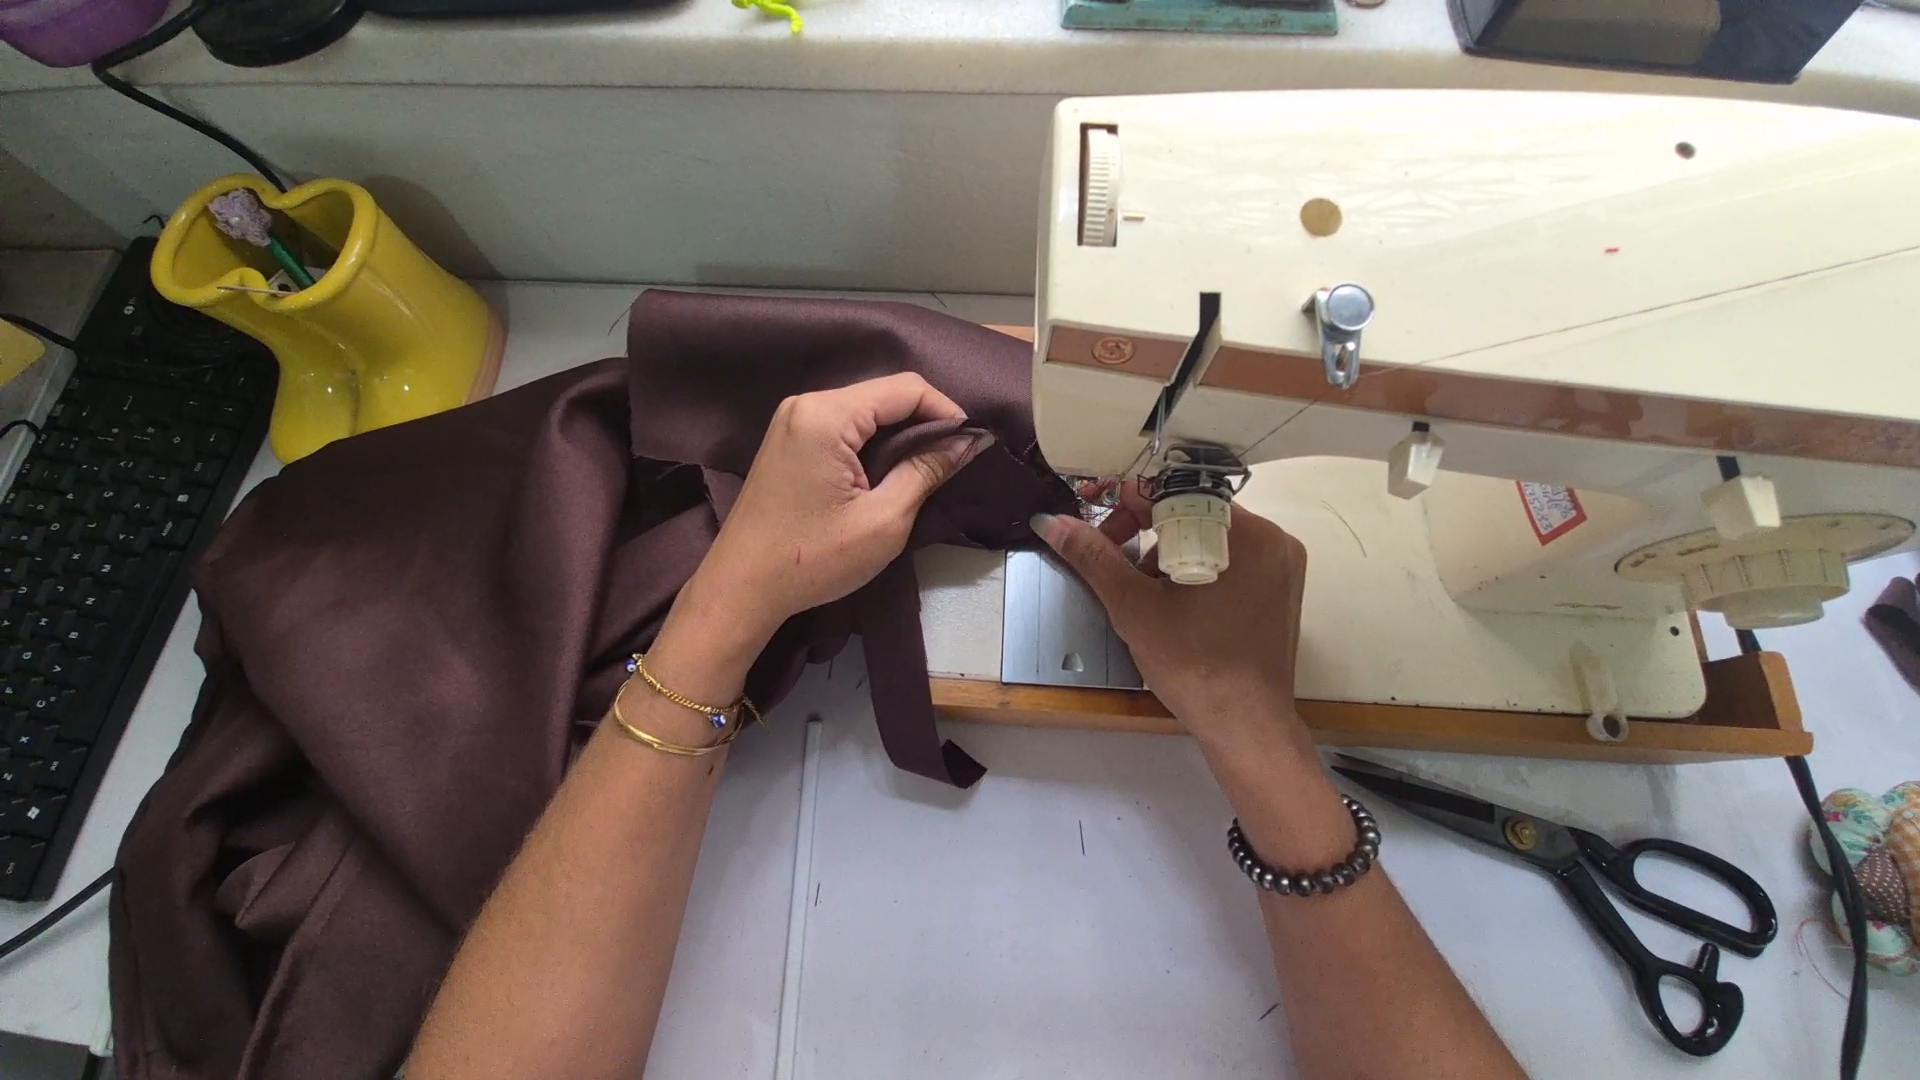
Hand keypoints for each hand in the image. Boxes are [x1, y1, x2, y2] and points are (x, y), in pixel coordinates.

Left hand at [678, 373, 992, 657]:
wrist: (741, 588)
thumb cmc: (813, 559)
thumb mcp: (884, 520)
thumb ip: (927, 471)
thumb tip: (970, 442)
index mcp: (826, 415)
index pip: (905, 388)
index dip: (946, 411)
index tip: (971, 445)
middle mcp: (806, 404)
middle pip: (884, 394)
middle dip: (925, 422)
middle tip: (953, 460)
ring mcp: (793, 421)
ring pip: (865, 410)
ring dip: (900, 434)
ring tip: (927, 468)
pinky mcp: (789, 440)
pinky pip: (845, 426)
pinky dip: (874, 443)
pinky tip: (889, 471)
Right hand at [1032, 480, 1308, 750]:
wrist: (1245, 724)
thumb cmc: (1192, 664)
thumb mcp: (1133, 605)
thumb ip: (1092, 555)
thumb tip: (1050, 521)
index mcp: (1243, 533)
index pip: (1173, 492)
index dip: (1125, 502)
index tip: (1095, 522)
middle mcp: (1271, 537)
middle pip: (1192, 511)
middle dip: (1146, 533)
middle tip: (1116, 565)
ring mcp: (1282, 563)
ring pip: (1208, 535)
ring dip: (1169, 554)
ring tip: (1148, 596)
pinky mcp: (1282, 587)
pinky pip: (1230, 558)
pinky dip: (1196, 569)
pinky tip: (1179, 604)